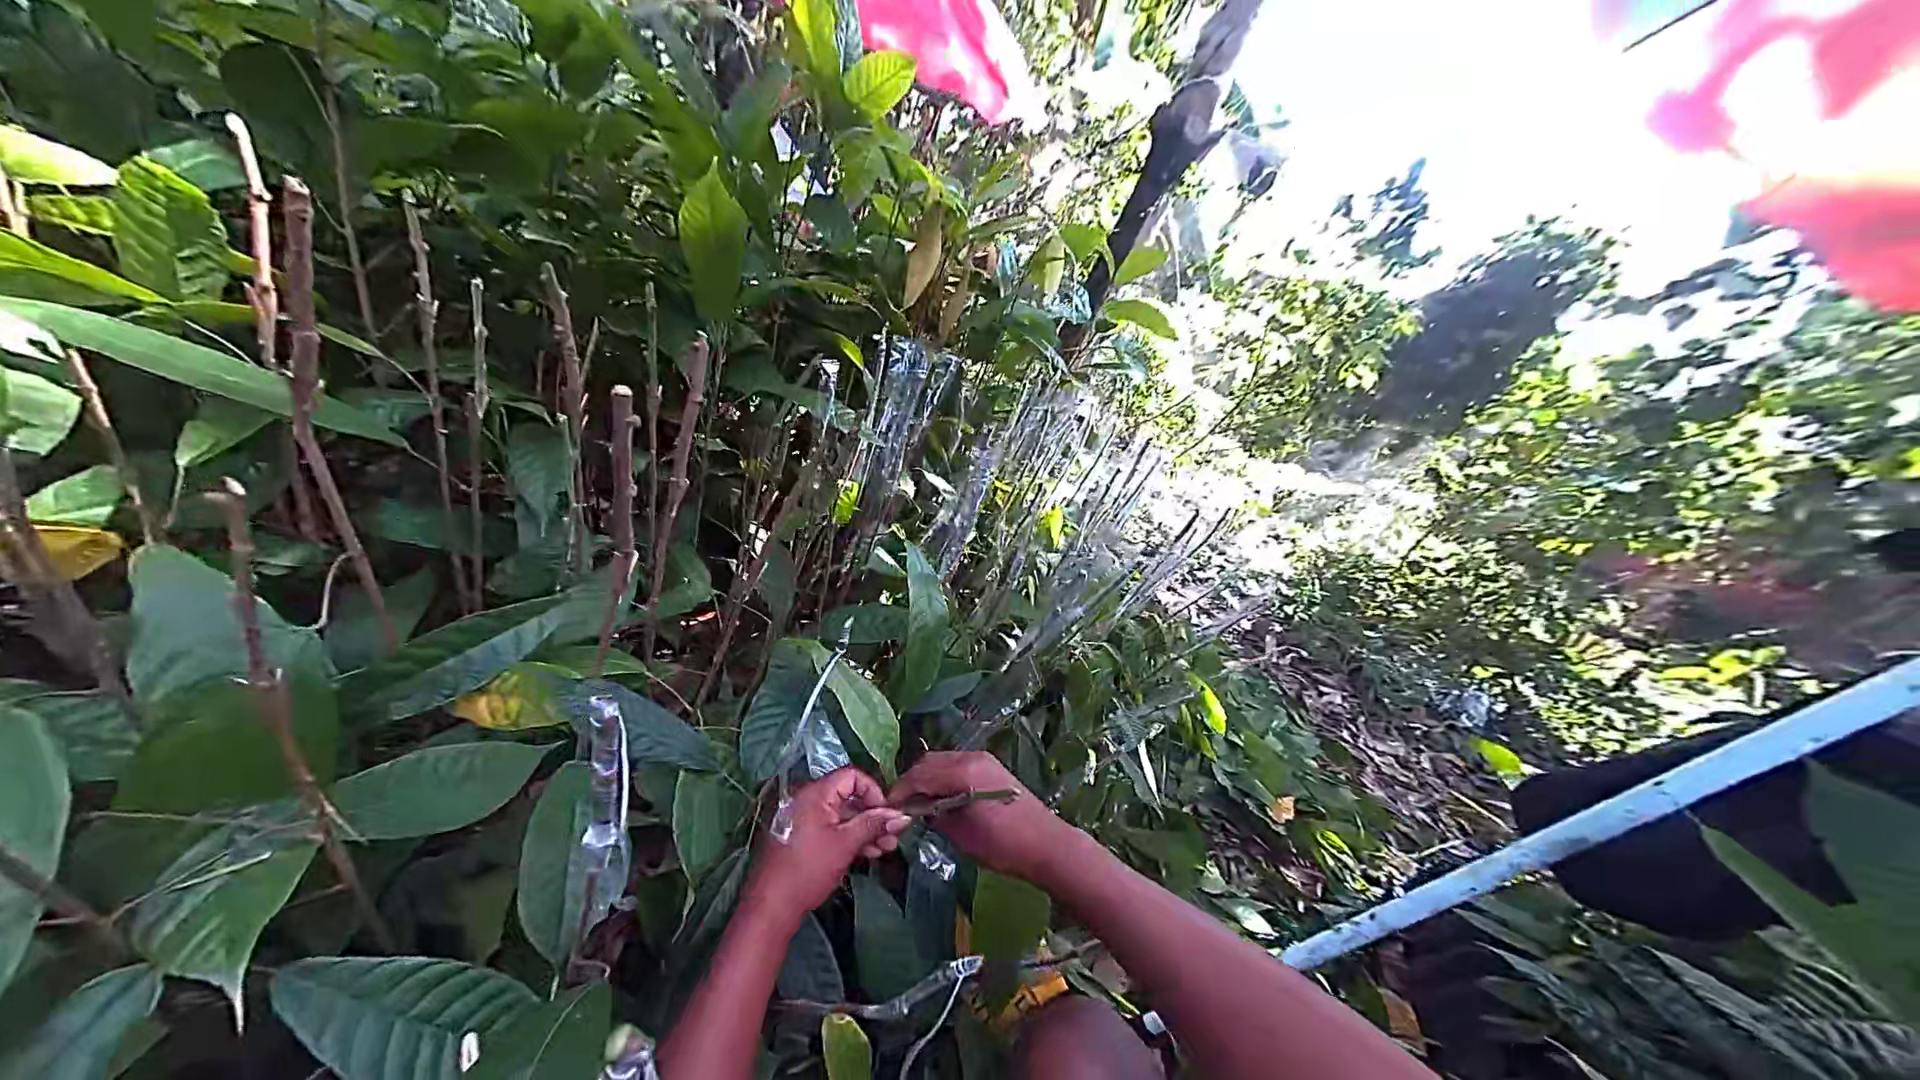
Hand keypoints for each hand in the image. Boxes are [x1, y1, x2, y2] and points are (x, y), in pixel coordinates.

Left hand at [742, 767, 910, 921]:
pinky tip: (869, 853)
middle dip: (874, 816)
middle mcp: (808, 800)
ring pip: (843, 816)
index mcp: (815, 793)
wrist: (771, 907)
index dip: (874, 792)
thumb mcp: (845, 844)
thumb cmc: (808, 869)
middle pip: (849, 797)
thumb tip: (903, 816)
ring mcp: (805, 820)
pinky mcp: (804, 838)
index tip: (888, 814)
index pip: (852, 777)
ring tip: (887, 848)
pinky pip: (833, 829)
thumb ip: (874, 825)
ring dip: (866, 829)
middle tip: (894, 835)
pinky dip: (851, 838)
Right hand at [887, 752, 1077, 885]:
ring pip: (942, 761)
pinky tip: (940, 798)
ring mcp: (983, 759)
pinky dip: (942, 777)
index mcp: (964, 771)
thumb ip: (935, 815)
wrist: (1047, 845)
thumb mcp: (961, 834)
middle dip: (912, 781)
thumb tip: (915, 809)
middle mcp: (972, 757)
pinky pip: (956, 765)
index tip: (887, 807)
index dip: (900, 790)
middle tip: (901, 806)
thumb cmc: (1003, 845)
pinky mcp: (990, 767)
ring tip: (919, 804)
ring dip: (927, 778)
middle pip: (929, 761)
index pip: (920, 774)